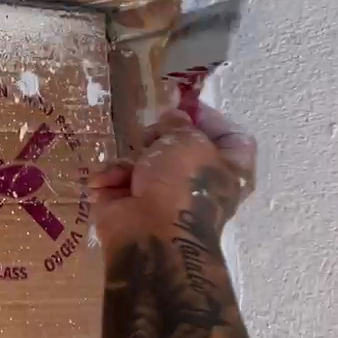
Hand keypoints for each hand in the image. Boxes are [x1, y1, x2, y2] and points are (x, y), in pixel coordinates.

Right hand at [91, 105, 256, 249]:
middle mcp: (198, 179)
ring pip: (142, 160)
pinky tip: (108, 184)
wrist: (149, 231)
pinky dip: (110, 178)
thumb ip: (180, 124)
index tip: (181, 106)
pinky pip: (117, 178)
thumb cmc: (180, 184)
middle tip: (148, 135)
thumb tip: (173, 117)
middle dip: (156, 138)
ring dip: (128, 160)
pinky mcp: (129, 200)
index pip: (230, 135)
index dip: (208, 118)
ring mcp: (162, 191)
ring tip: (126, 168)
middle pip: (178, 145)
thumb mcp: (187, 142)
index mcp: (229, 168)